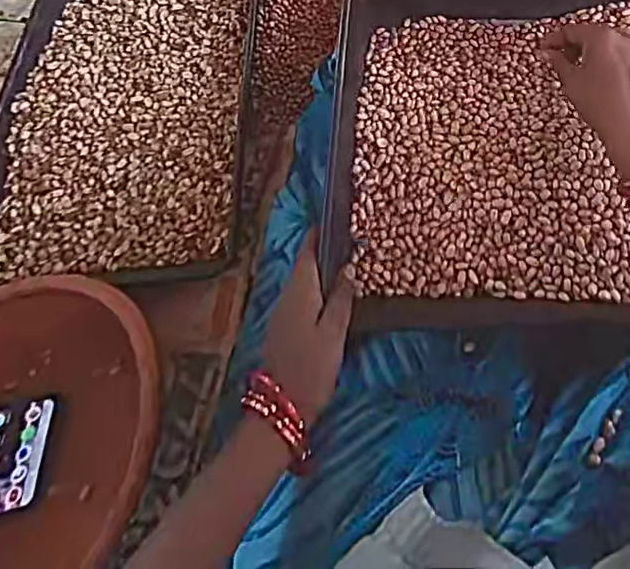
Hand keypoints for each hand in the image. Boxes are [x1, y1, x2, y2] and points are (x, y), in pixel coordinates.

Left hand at [259, 232, 354, 423]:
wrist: (281, 409)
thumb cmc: (311, 367)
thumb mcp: (334, 332)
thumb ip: (342, 298)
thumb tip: (348, 267)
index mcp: (299, 291)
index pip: (307, 252)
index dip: (318, 234)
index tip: (333, 220)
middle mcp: (287, 297)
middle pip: (304, 266)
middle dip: (323, 252)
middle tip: (349, 243)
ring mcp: (282, 314)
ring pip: (303, 283)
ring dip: (321, 273)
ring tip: (346, 267)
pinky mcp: (283, 329)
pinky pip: (301, 298)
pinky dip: (316, 291)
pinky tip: (332, 298)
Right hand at [539, 23, 629, 178]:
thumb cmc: (603, 108)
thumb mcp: (571, 82)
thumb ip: (558, 62)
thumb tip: (550, 54)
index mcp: (602, 38)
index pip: (572, 30)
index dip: (555, 38)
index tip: (547, 47)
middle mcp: (625, 40)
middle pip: (595, 35)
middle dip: (576, 45)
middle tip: (562, 58)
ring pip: (614, 47)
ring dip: (597, 55)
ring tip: (585, 73)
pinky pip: (629, 61)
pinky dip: (616, 66)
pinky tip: (608, 83)